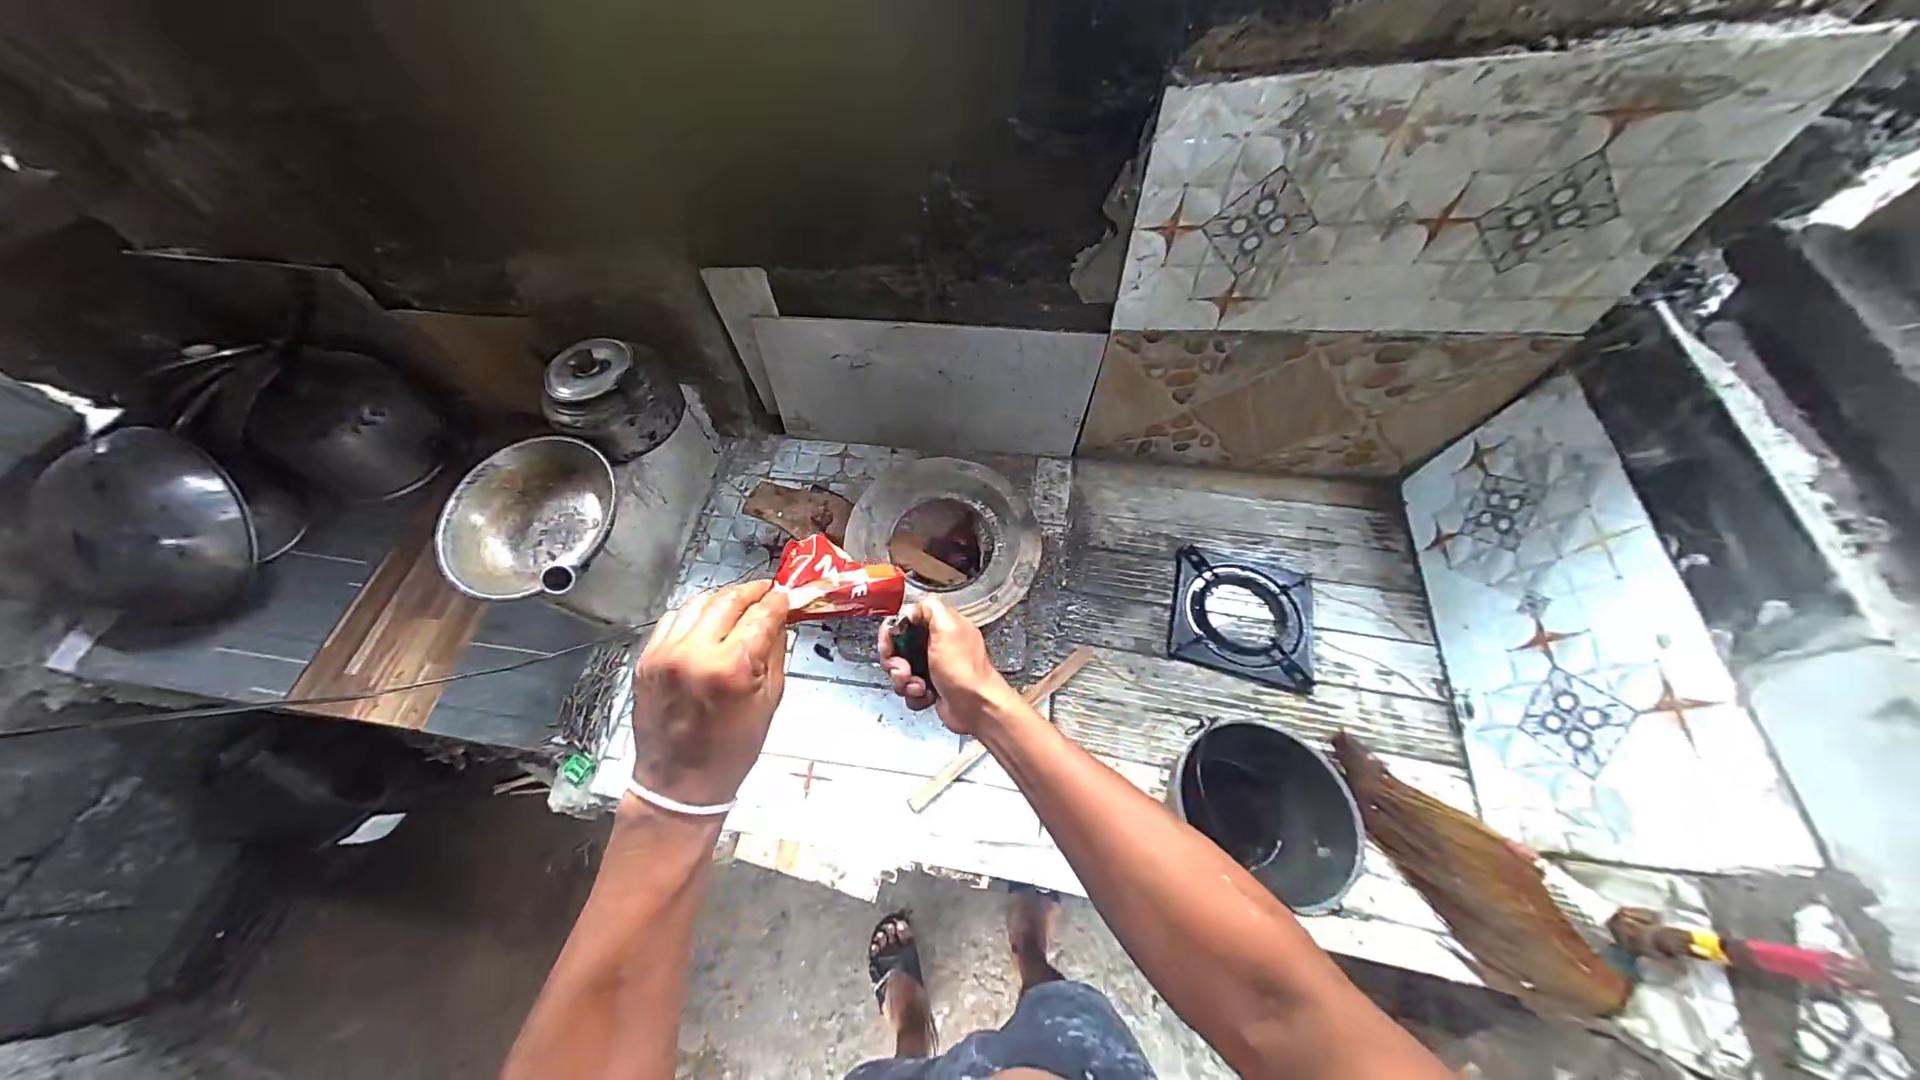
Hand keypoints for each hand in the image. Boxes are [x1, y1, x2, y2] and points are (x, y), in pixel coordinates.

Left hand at [630, 580, 789, 806]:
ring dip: (724, 598)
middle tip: (767, 591)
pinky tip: (710, 620)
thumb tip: (779, 618)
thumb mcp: (770, 699)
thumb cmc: (731, 749)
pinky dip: (696, 613)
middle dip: (752, 592)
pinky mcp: (646, 659)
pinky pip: (674, 619)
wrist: (679, 783)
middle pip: (728, 600)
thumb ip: (775, 650)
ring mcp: (664, 654)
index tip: (787, 595)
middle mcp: (693, 653)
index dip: (778, 601)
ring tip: (740, 603)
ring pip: (699, 602)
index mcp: (730, 667)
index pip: (761, 614)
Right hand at [877, 595, 1018, 735]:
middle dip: (895, 662)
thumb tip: (911, 609)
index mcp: (941, 626)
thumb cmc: (963, 670)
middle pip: (898, 647)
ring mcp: (933, 667)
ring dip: (904, 681)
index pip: (905, 621)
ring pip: (900, 671)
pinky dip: (914, 695)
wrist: (976, 707)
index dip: (892, 633)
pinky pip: (908, 689)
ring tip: (919, 686)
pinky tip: (927, 696)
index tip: (889, 646)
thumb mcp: (947, 628)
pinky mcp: (930, 687)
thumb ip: (929, 608)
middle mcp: (937, 645)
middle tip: (904, 670)